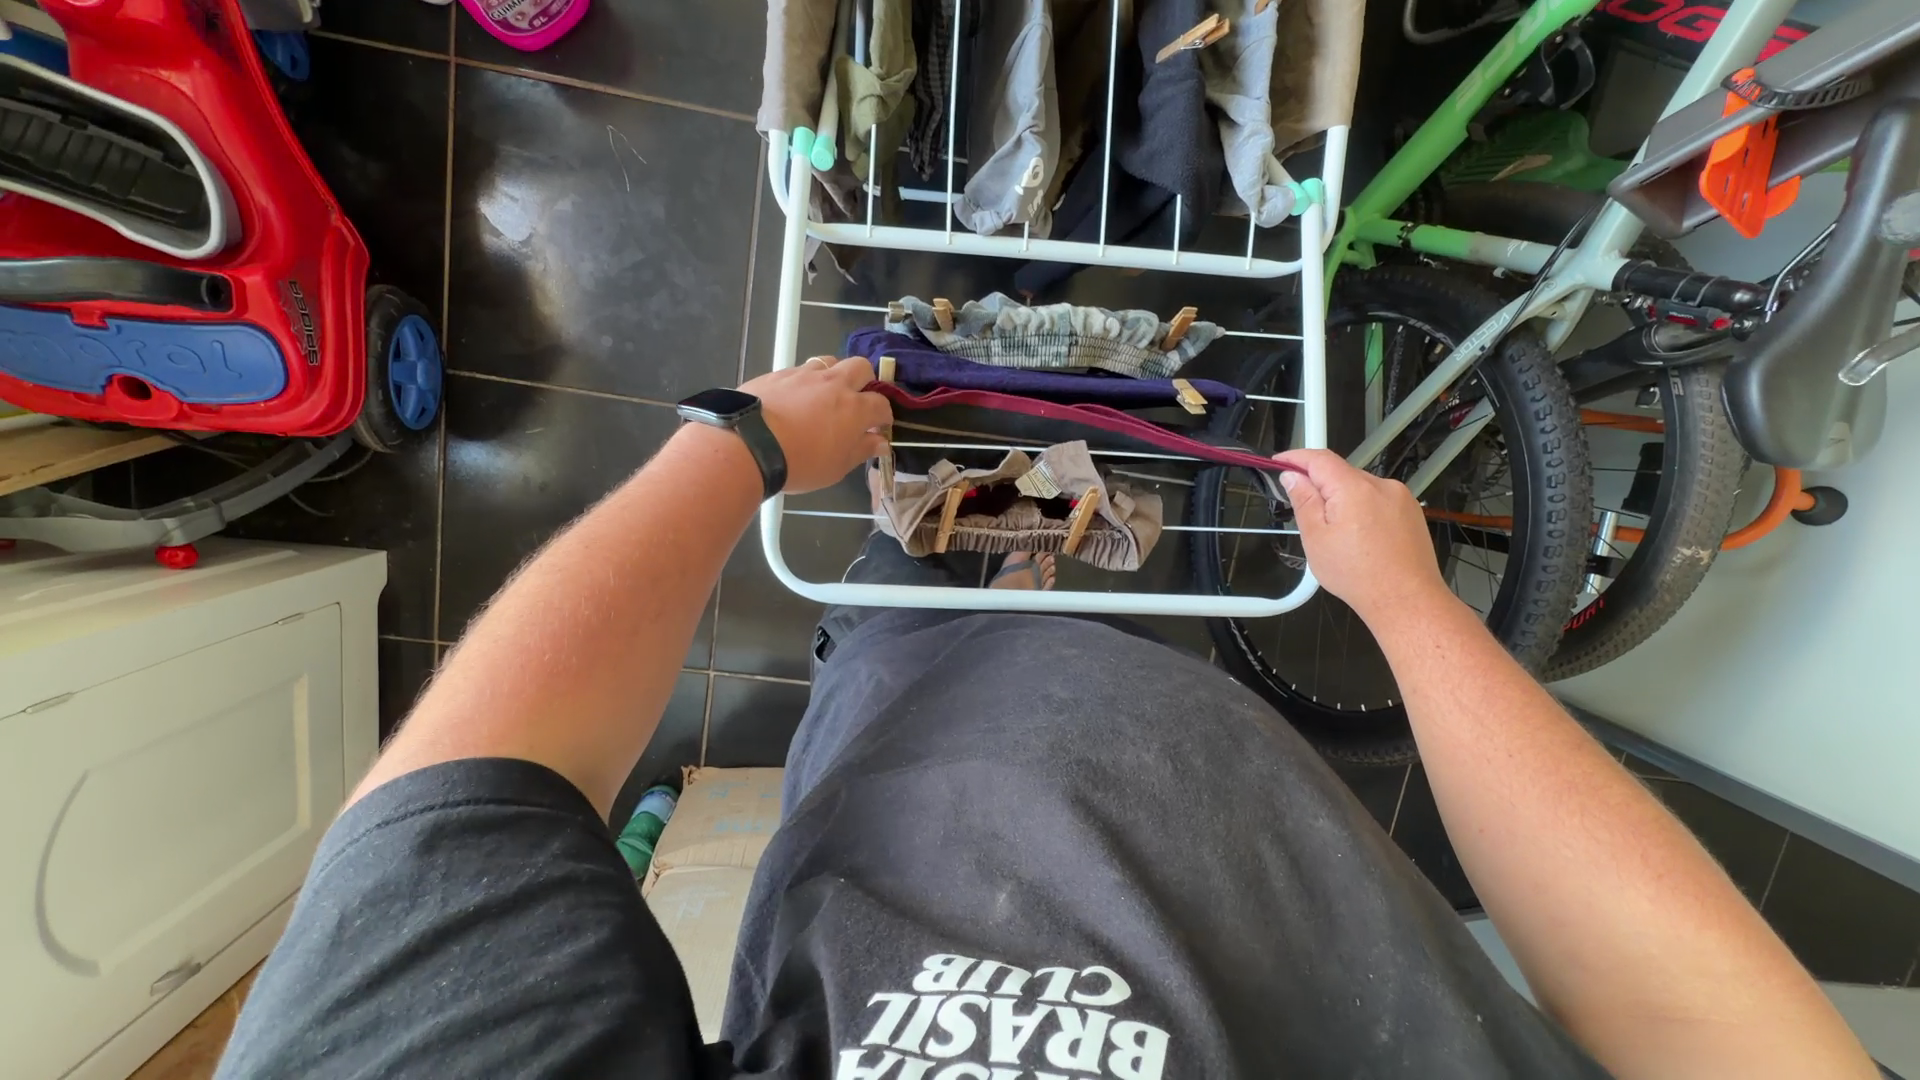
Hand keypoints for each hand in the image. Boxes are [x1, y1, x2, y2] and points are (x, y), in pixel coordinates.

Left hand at [740, 355, 892, 492]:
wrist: (747, 445)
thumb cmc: (800, 463)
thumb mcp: (837, 467)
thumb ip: (862, 450)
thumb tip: (881, 441)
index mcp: (855, 408)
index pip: (882, 404)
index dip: (884, 416)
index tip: (878, 428)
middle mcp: (834, 383)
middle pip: (860, 367)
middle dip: (865, 381)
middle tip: (856, 401)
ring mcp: (804, 374)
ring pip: (829, 361)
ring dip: (833, 375)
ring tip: (824, 396)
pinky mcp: (778, 373)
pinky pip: (800, 370)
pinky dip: (805, 381)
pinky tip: (794, 399)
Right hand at [1273, 448, 1451, 623]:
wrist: (1405, 598)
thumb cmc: (1356, 574)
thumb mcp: (1316, 538)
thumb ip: (1304, 501)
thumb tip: (1293, 477)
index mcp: (1354, 489)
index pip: (1320, 459)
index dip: (1296, 457)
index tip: (1278, 463)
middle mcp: (1381, 485)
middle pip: (1341, 473)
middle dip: (1319, 485)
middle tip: (1302, 511)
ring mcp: (1400, 497)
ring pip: (1360, 487)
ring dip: (1342, 499)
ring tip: (1335, 534)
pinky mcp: (1411, 511)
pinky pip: (1378, 500)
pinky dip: (1362, 509)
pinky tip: (1358, 537)